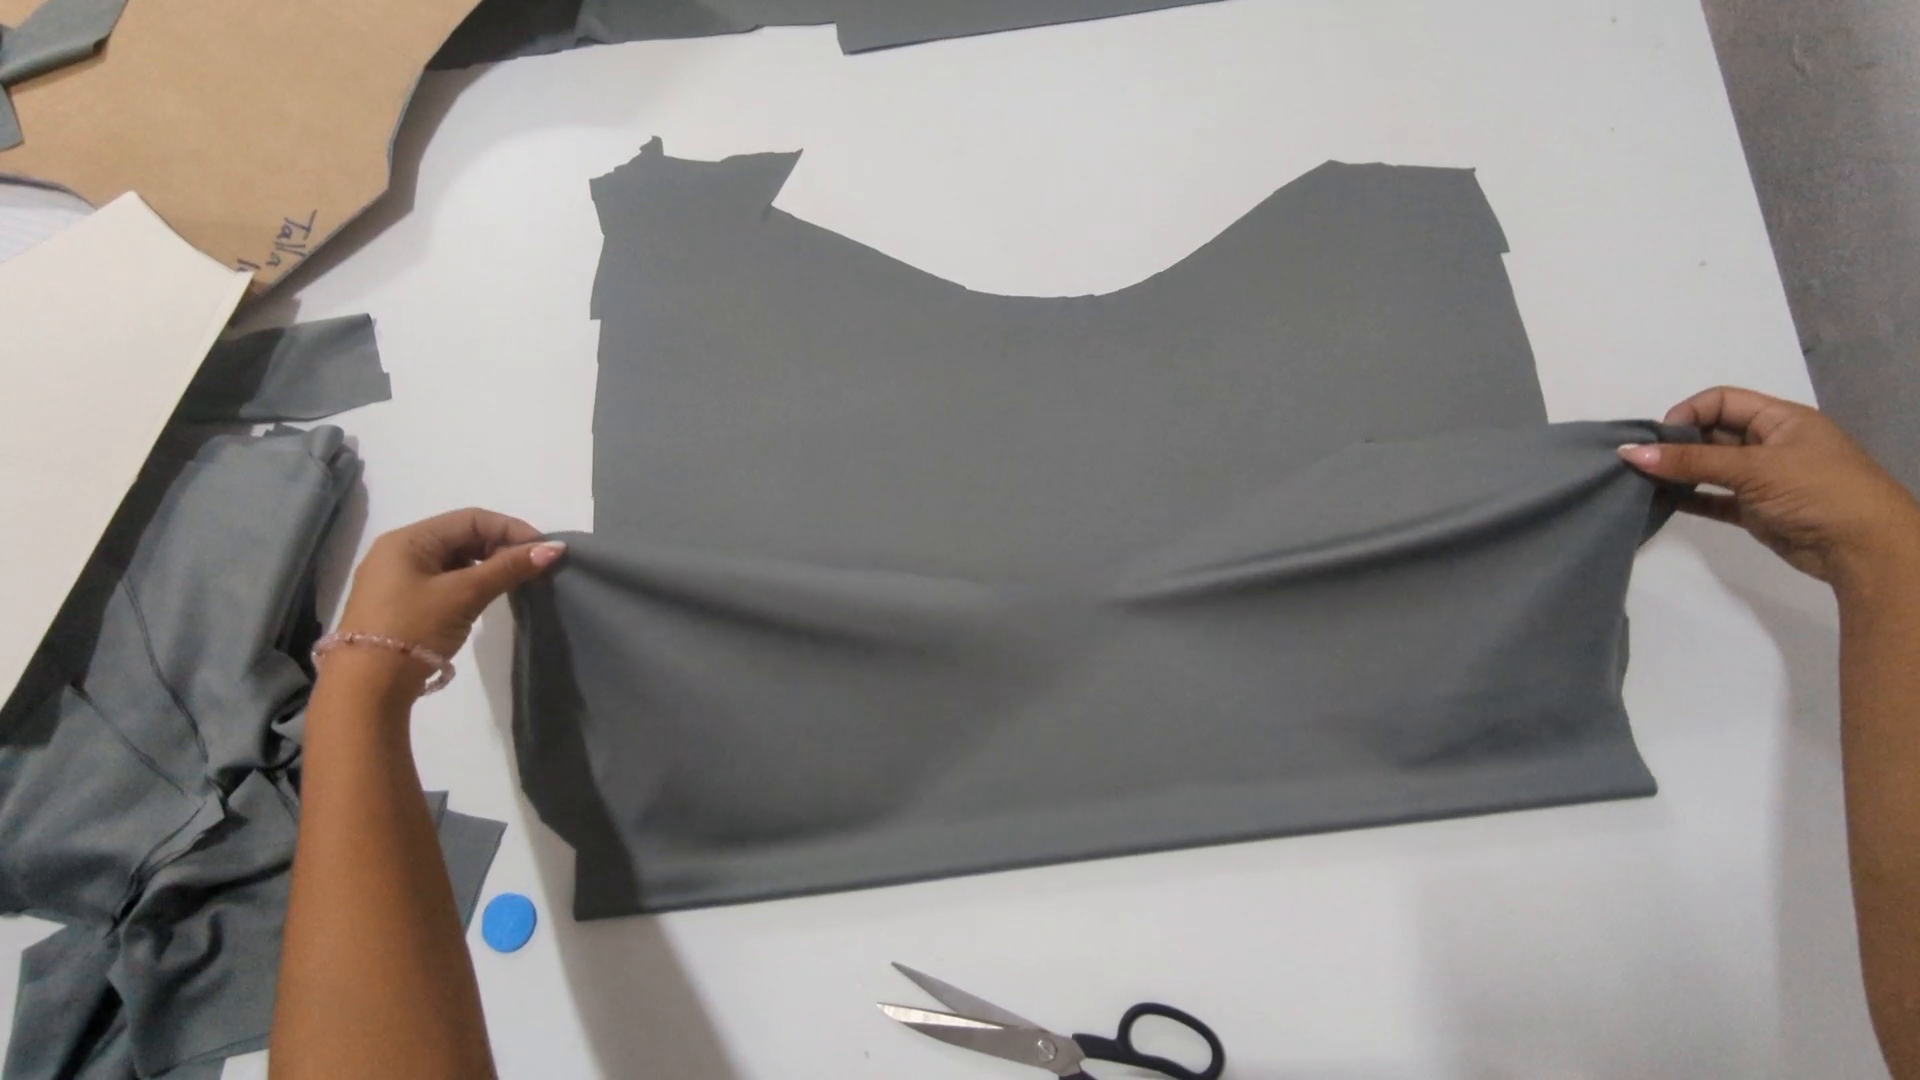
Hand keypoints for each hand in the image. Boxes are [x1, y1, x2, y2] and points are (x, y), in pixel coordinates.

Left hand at [335, 508, 565, 661]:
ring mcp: (399, 577)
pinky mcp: (404, 600)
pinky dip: (473, 580)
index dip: (512, 529)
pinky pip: (446, 577)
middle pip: (463, 535)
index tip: (544, 550)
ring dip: (490, 564)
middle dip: (502, 546)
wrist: (368, 686)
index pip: (471, 519)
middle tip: (533, 567)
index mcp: (408, 540)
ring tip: (517, 580)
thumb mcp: (465, 594)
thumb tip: (554, 549)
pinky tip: (490, 593)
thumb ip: (509, 568)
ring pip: (456, 558)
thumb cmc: (414, 628)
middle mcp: (400, 550)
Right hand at [1618, 386, 1919, 588]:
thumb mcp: (1753, 469)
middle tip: (1639, 462)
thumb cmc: (1817, 492)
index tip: (1658, 439)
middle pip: (1709, 432)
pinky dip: (1684, 497)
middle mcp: (1770, 444)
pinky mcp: (1751, 507)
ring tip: (1640, 482)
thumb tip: (1628, 452)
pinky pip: (1708, 497)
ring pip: (1706, 466)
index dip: (1687, 414)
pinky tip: (1658, 501)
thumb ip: (1689, 460)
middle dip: (1673, 444)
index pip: (1721, 401)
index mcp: (1781, 421)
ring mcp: (1761, 477)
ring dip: (1674, 472)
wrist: (1864, 548)